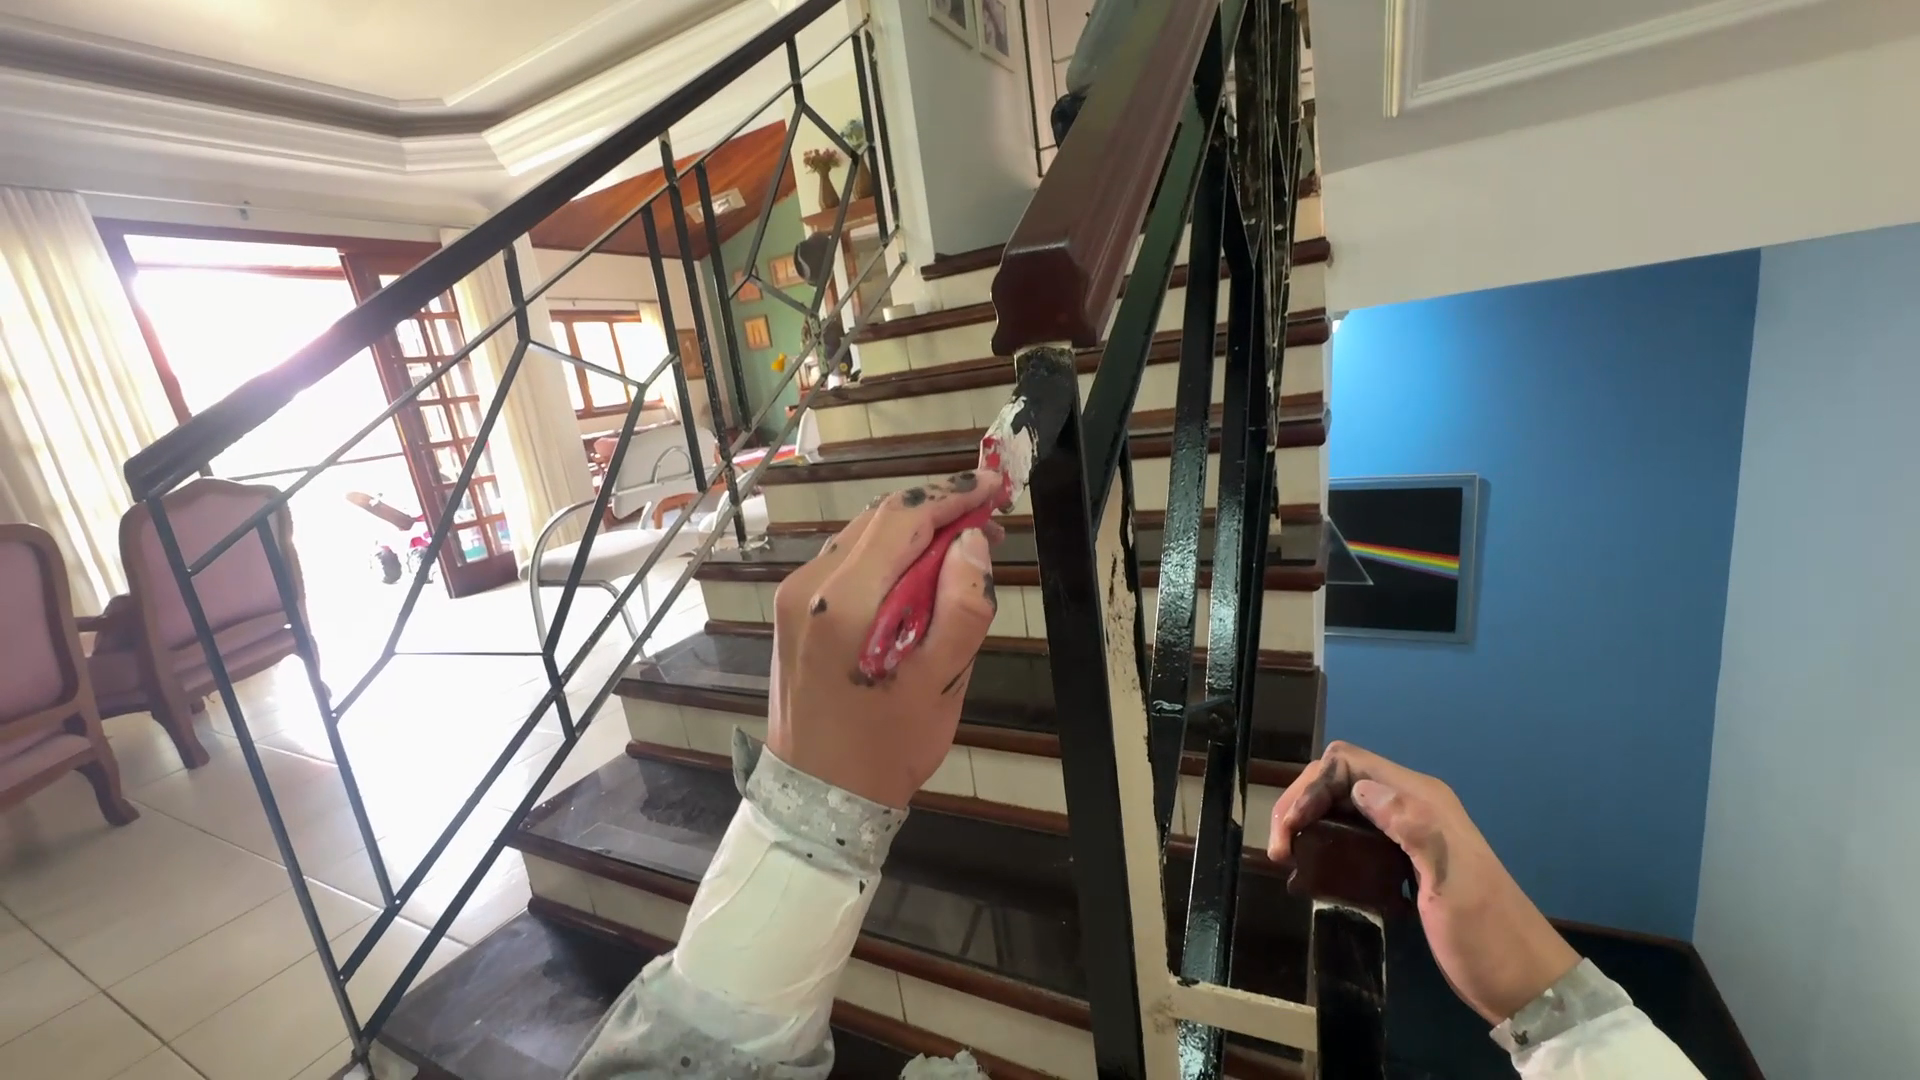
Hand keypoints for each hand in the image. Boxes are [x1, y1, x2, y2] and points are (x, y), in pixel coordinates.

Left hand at [766, 471, 1003, 807]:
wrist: (818, 796)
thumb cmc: (885, 747)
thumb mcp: (941, 684)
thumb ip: (962, 607)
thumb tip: (972, 542)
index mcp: (843, 604)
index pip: (901, 520)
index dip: (952, 495)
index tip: (994, 487)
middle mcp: (809, 586)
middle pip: (879, 520)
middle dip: (937, 511)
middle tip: (988, 523)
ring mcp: (794, 596)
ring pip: (862, 536)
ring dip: (914, 533)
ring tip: (962, 548)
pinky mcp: (793, 609)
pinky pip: (847, 561)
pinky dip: (888, 556)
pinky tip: (918, 576)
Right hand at [1269, 741, 1580, 1024]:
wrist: (1529, 987)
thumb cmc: (1487, 936)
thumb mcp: (1452, 885)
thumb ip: (1413, 830)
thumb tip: (1362, 790)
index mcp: (1421, 800)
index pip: (1348, 763)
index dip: (1310, 784)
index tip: (1293, 826)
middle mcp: (1410, 804)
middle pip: (1337, 780)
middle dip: (1299, 803)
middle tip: (1279, 847)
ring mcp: (1406, 830)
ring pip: (1340, 804)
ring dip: (1307, 821)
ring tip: (1288, 855)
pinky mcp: (1401, 857)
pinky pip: (1351, 831)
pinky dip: (1324, 840)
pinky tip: (1314, 867)